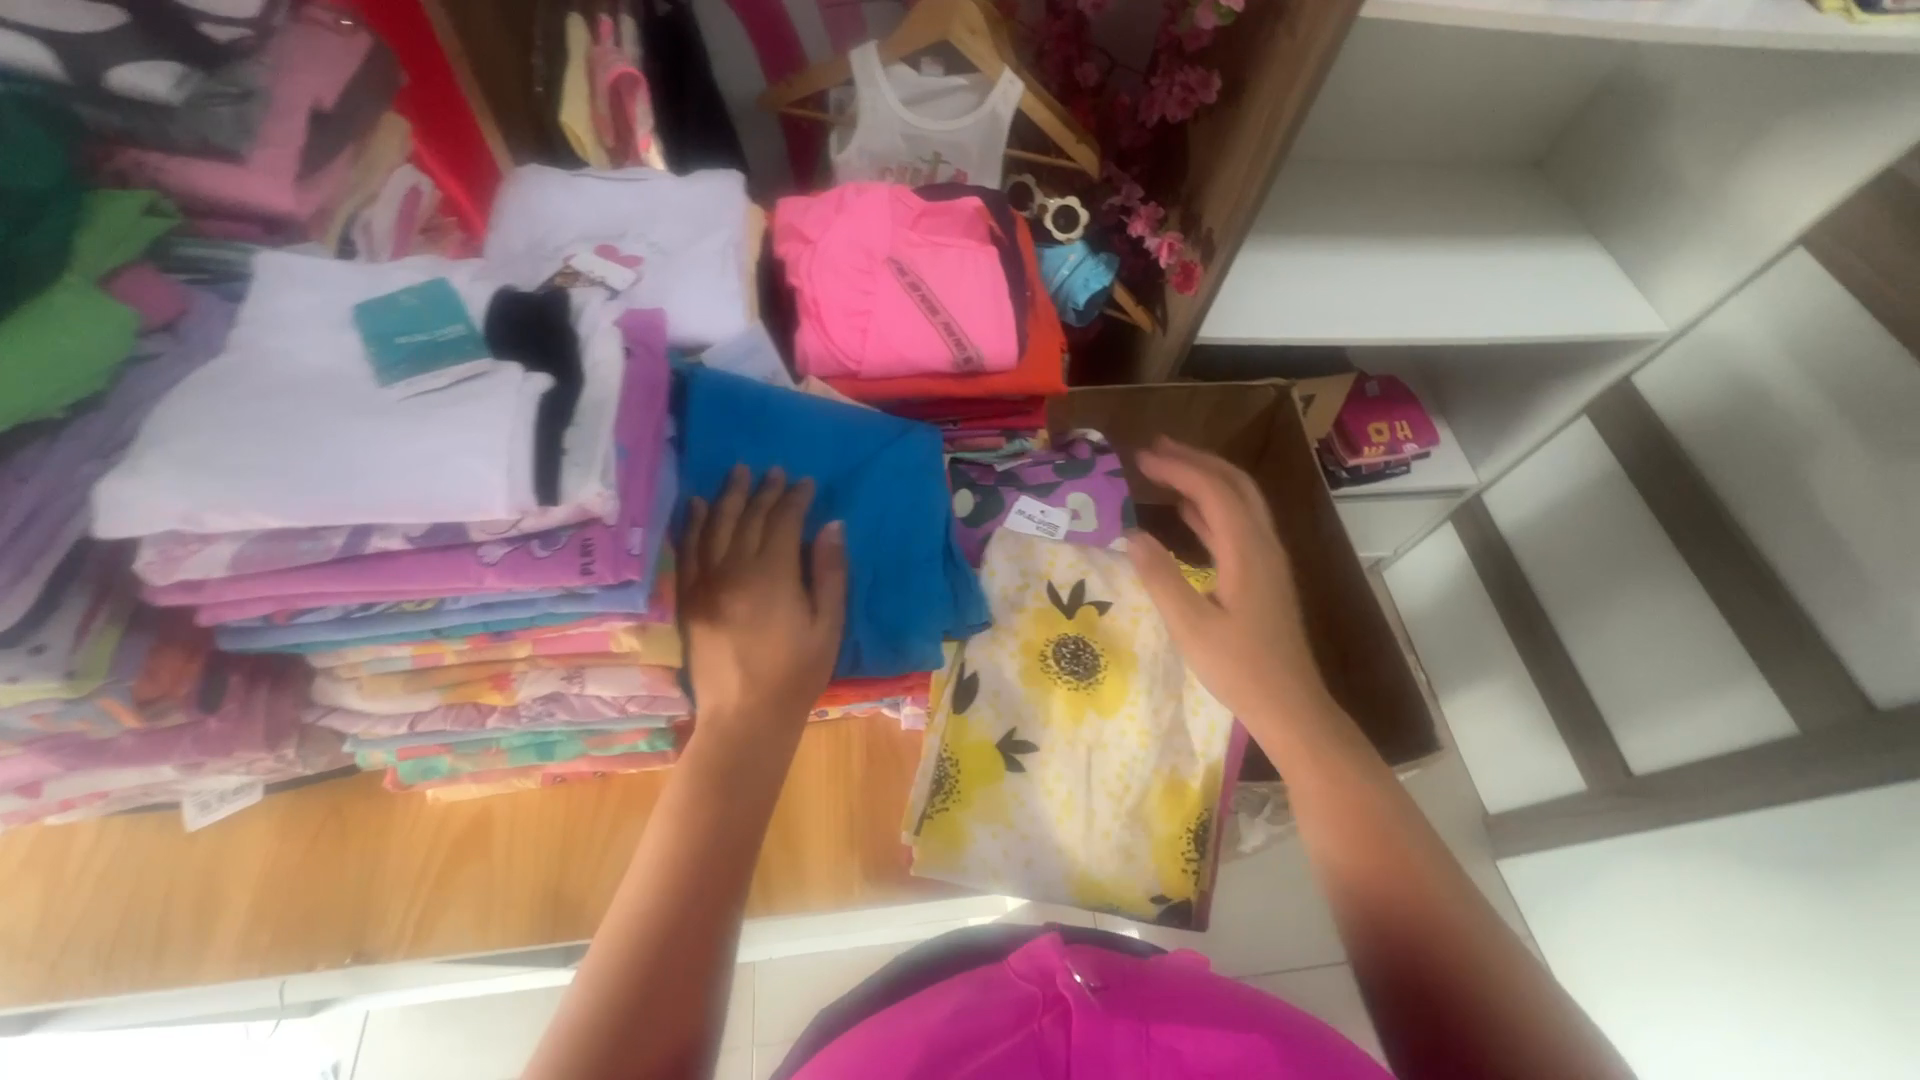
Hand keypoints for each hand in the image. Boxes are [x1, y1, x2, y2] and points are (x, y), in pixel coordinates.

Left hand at [679, 465, 847, 735]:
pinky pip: (688, 550)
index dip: (795, 498)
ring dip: (728, 496)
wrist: (746, 715)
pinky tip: (699, 505)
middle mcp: (734, 569)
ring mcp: (706, 582)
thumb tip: (832, 526)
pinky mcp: (689, 598)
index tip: (806, 483)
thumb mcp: (828, 625)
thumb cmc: (797, 673)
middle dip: (763, 491)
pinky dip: (694, 523)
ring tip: (738, 474)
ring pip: (716, 526)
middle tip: (773, 471)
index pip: (783, 521)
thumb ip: (829, 572)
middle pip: (748, 517)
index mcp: (773, 574)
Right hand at [1125, 436, 1332, 728]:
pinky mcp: (1263, 576)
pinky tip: (1186, 512)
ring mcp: (1267, 560)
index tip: (1140, 456)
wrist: (1290, 705)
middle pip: (1234, 484)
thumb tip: (1131, 534)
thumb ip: (1160, 577)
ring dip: (1204, 479)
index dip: (1177, 467)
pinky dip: (1210, 508)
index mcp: (1247, 551)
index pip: (1213, 490)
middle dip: (1195, 459)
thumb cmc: (1239, 669)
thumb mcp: (1190, 626)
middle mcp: (1263, 545)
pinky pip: (1237, 525)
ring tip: (1165, 468)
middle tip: (1154, 448)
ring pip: (1239, 501)